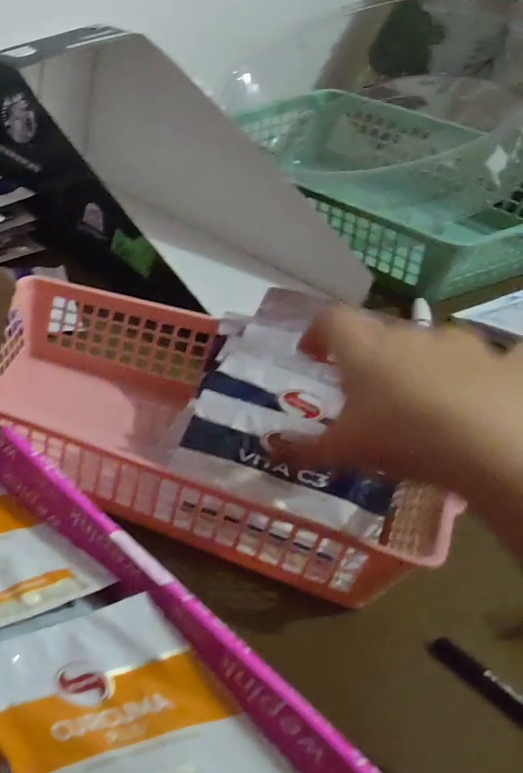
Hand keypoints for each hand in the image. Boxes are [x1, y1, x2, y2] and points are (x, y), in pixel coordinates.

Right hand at [274, 306, 522, 494]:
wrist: (507, 453)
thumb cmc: (407, 438)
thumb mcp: (344, 450)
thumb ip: (306, 448)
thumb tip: (273, 451)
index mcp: (362, 347)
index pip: (329, 318)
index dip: (318, 333)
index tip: (314, 357)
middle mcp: (413, 336)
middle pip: (384, 332)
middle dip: (374, 355)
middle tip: (371, 391)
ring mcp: (471, 348)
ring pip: (440, 345)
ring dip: (429, 364)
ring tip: (430, 401)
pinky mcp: (516, 365)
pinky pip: (500, 362)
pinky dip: (489, 376)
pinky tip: (485, 401)